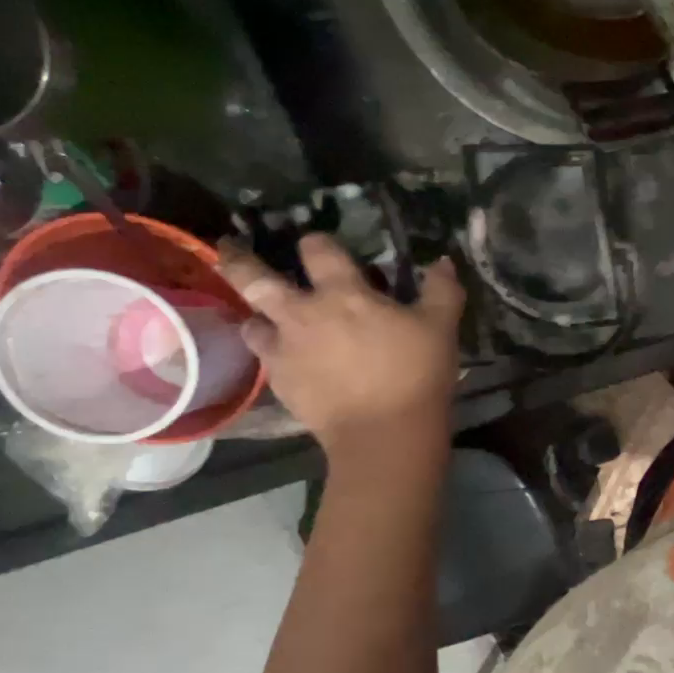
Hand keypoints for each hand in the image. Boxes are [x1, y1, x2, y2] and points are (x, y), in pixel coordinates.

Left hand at [217, 234, 464, 458]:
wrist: (385, 431)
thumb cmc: (417, 372)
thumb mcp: (442, 327)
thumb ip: (441, 290)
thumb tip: (442, 260)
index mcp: (343, 293)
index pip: (318, 249)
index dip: (318, 241)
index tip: (319, 243)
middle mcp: (302, 313)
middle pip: (252, 276)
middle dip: (237, 258)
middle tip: (231, 248)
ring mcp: (284, 348)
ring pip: (251, 320)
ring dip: (258, 315)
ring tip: (267, 318)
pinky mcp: (279, 380)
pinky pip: (267, 358)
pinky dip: (275, 353)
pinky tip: (291, 360)